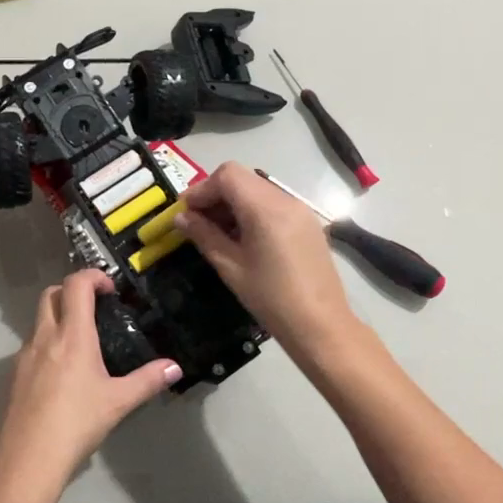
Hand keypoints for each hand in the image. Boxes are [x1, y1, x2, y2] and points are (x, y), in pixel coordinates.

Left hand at [0, 270, 181, 493]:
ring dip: (58, 317)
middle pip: (51, 294)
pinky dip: (47, 343)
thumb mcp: (119, 403)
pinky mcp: (14, 373)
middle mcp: (45, 336)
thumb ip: (147, 380)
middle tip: (93, 308)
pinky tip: (61, 371)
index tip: (110, 289)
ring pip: (38, 319)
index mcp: (72, 335)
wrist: (29, 457)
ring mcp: (25, 354)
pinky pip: (31, 345)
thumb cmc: (78, 423)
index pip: (76, 285)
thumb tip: (175, 367)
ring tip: (80, 341)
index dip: (93, 276)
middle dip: (71, 290)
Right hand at [174, 162, 357, 347]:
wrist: (321, 326)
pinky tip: (242, 238)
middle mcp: (286, 200)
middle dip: (215, 195)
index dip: (201, 189)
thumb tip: (181, 217)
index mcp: (266, 208)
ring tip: (217, 232)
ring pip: (257, 189)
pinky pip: (273, 203)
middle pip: (242, 178)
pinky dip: (251, 211)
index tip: (185, 212)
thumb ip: (204, 235)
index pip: (227, 176)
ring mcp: (300, 210)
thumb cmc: (271, 298)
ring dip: (232, 202)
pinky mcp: (308, 223)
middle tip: (197, 222)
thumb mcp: (230, 267)